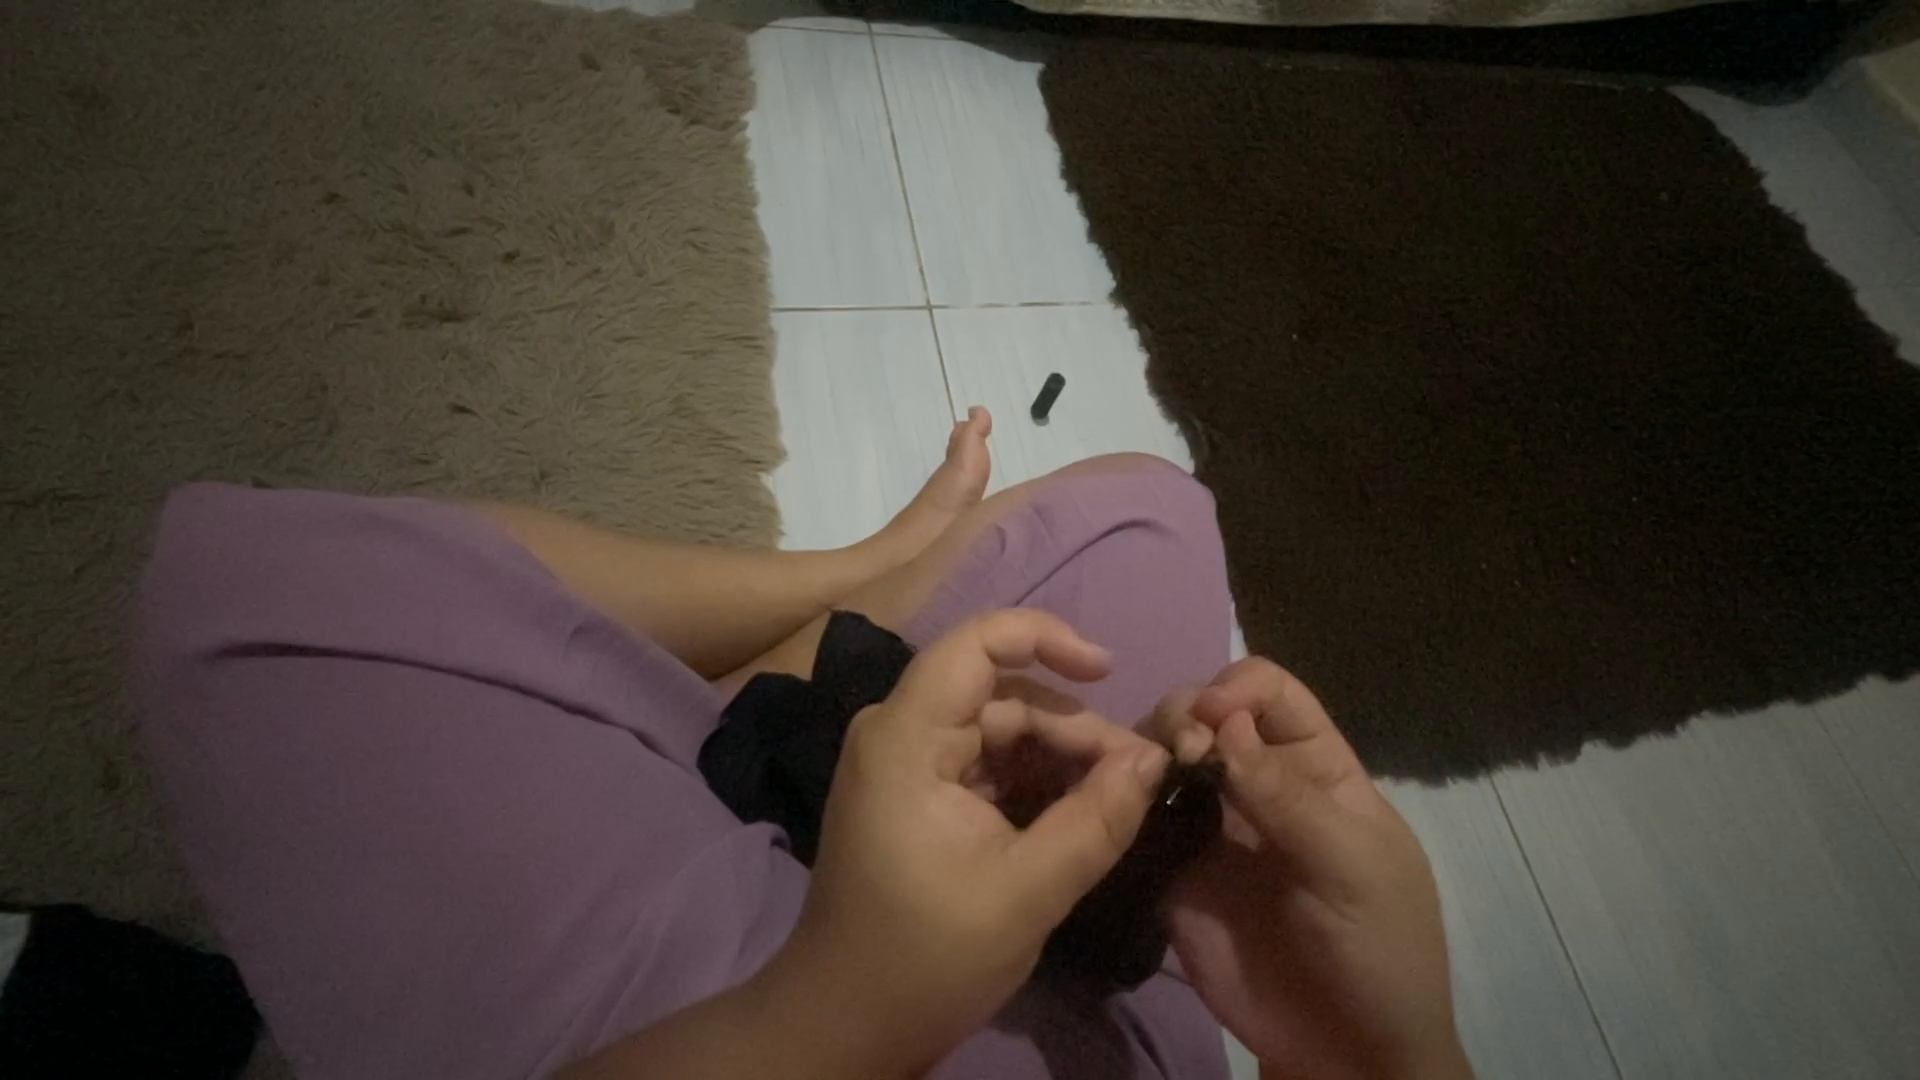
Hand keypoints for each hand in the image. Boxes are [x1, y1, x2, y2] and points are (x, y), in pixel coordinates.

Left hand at [765, 609, 1171, 1075]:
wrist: (846, 1020)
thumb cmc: (926, 957)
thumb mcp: (1027, 891)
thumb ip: (1097, 820)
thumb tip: (1153, 758)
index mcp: (906, 736)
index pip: (975, 644)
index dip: (1045, 637)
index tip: (1108, 671)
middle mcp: (899, 729)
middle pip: (999, 694)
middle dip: (1070, 726)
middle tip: (1135, 773)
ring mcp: (905, 758)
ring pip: (998, 727)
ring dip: (1058, 754)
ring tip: (1116, 794)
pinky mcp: (916, 788)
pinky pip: (985, 760)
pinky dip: (1032, 778)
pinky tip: (1076, 808)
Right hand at [1148, 658, 1469, 1079]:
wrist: (1342, 1055)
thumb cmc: (1375, 951)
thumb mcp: (1352, 868)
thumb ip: (1288, 796)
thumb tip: (1226, 723)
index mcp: (1313, 766)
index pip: (1270, 691)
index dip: (1238, 687)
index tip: (1214, 718)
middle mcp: (1254, 779)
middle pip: (1207, 710)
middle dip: (1186, 713)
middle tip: (1181, 753)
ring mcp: (1209, 819)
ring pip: (1164, 750)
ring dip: (1149, 746)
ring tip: (1147, 777)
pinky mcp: (1171, 861)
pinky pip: (1138, 811)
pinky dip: (1122, 794)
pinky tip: (1118, 802)